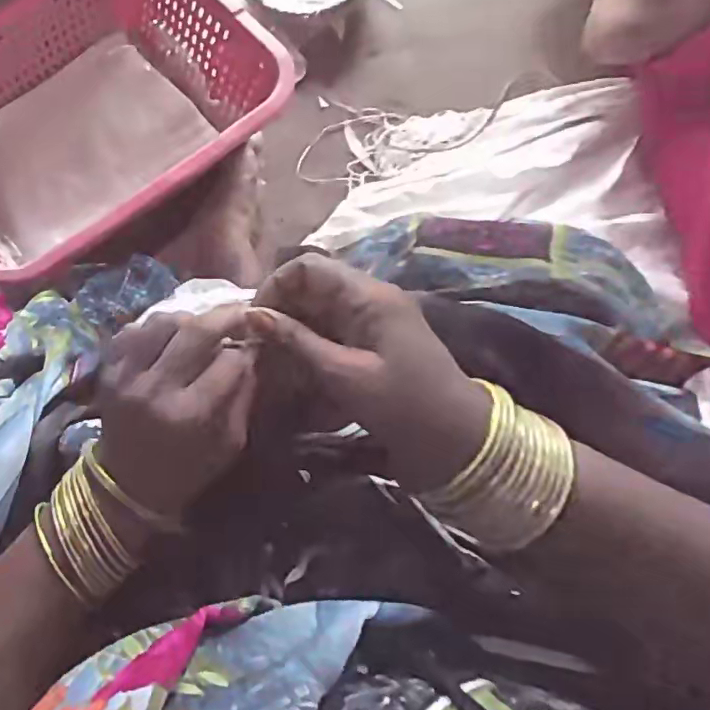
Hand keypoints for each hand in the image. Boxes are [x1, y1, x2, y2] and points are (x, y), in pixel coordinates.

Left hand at [96, 308, 256, 522]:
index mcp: (189, 415)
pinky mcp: (107, 370)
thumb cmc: (186, 469)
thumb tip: (252, 351)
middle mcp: (155, 389)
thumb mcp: (229, 443)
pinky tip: (168, 338)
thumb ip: (243, 396)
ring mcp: (125, 376)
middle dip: (225, 317)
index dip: (246, 350)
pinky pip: (133, 329)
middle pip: (196, 331)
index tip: (253, 345)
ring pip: (163, 321)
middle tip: (239, 313)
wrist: (126, 483)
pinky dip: (154, 327)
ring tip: (200, 329)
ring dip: (188, 319)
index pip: (229, 361)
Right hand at [249, 255, 488, 491]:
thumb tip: (251, 315)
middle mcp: (368, 298)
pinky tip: (291, 366)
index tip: (254, 322)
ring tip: (268, 358)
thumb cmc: (402, 405)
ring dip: (288, 328)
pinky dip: (304, 342)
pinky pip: (327, 328)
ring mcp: (370, 319)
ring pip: (314, 308)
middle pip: (308, 286)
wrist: (458, 443)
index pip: (307, 267)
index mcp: (368, 296)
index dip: (274, 287)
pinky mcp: (369, 340)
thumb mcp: (342, 373)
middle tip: (255, 344)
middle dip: (278, 310)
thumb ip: (296, 340)